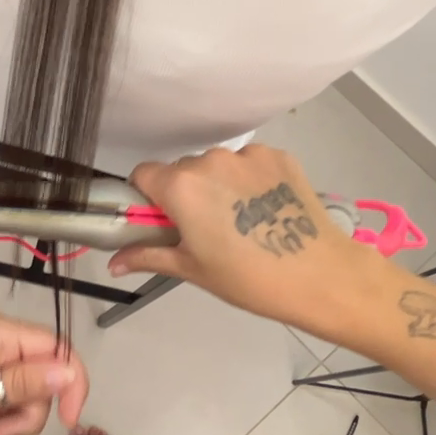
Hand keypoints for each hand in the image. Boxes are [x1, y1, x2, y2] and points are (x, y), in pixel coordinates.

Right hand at [108, 145, 380, 328]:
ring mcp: (247, 156)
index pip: (143, 174)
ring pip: (215, 166)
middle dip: (183, 194)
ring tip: (239, 222)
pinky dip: (247, 182)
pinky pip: (247, 164)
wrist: (322, 275)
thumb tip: (113, 263)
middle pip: (180, 170)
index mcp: (181, 187)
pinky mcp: (278, 156)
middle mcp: (210, 161)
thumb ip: (148, 255)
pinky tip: (264, 211)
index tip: (159, 220)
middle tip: (201, 229)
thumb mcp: (192, 269)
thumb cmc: (248, 278)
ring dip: (216, 186)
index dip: (145, 196)